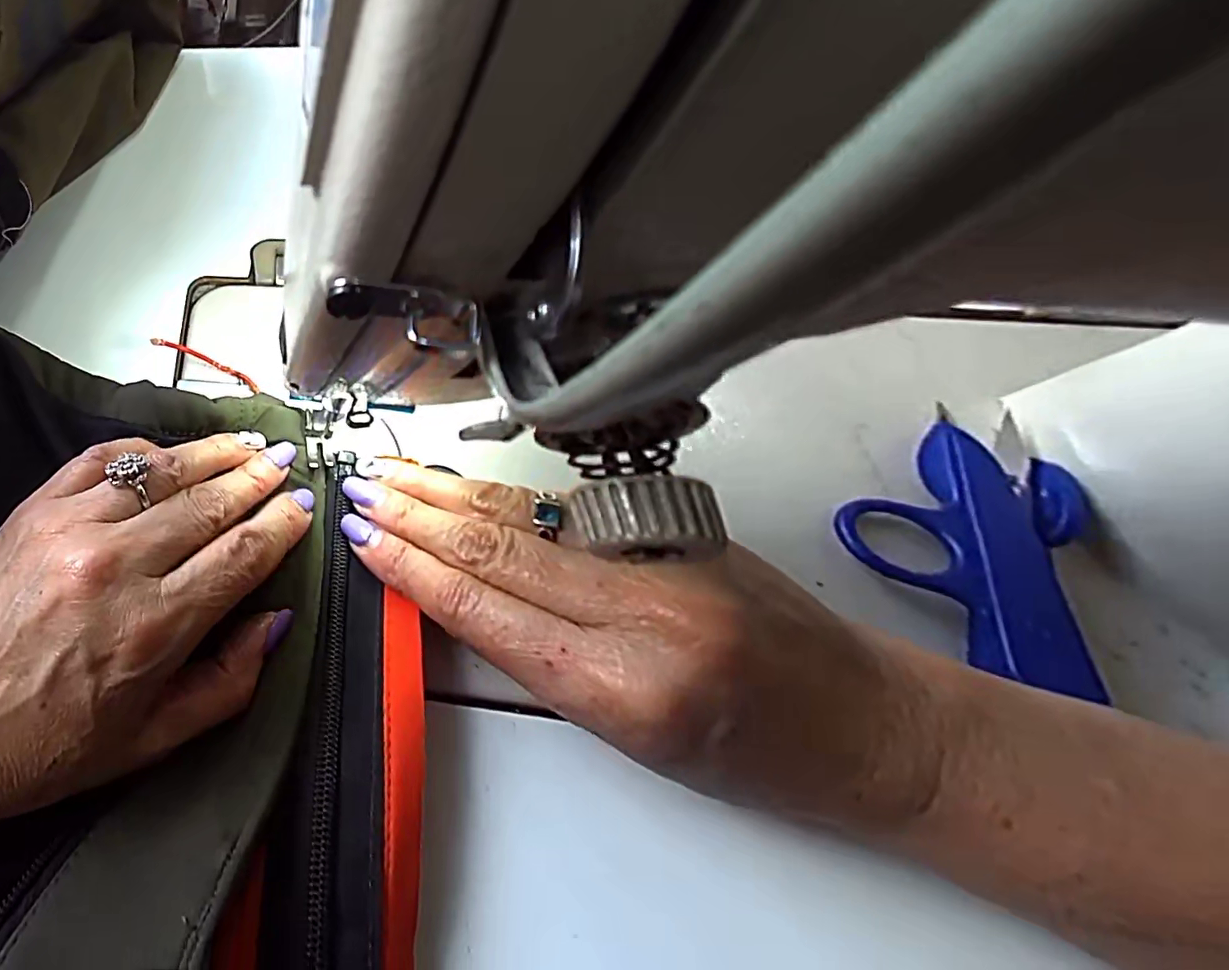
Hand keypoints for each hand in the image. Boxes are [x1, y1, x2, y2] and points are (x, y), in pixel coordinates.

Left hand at [0, 432, 312, 842]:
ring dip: (212, 454)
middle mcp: (115, 566)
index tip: (302, 505)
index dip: (281, 524)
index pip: (241, 554)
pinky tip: (169, 451)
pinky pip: (100, 459)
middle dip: (256, 478)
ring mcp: (69, 528)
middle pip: (209, 504)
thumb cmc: (44, 745)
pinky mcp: (33, 510)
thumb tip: (275, 619)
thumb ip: (229, 682)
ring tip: (245, 444)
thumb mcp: (153, 741)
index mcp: (152, 628)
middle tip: (284, 461)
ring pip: (161, 471)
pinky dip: (143, 449)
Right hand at [337, 459, 945, 831]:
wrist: (869, 724)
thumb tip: (460, 596)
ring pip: (524, 514)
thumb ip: (540, 656)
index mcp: (624, 686)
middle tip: (359, 490)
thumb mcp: (626, 734)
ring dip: (445, 491)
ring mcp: (663, 556)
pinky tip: (461, 480)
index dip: (412, 569)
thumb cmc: (752, 754)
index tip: (363, 538)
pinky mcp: (674, 524)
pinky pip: (565, 507)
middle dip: (414, 515)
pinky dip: (500, 490)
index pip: (484, 610)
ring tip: (391, 474)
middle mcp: (642, 611)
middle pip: (495, 548)